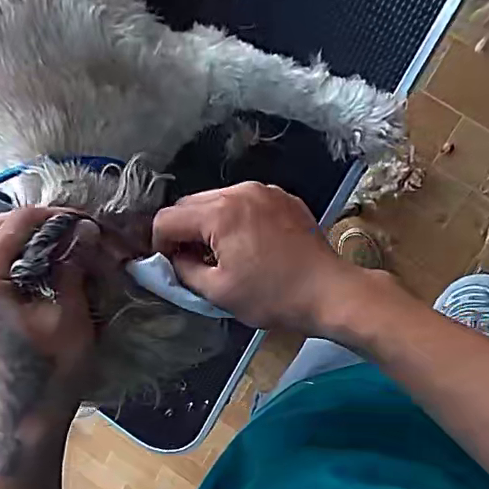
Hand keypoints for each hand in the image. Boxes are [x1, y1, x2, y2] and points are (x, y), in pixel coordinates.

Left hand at [0, 207, 98, 451]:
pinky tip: (51, 268)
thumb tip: (85, 230)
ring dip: (25, 239)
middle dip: (31, 222)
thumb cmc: (52, 369)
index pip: (16, 224)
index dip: (54, 216)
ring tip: (63, 246)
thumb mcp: (70, 314)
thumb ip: (72, 266)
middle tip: (69, 229)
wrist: (32, 413)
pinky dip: (22, 259)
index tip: (87, 222)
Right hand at [151, 183, 383, 336]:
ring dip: (210, 225)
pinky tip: (248, 247)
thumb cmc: (274, 296)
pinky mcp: (284, 199)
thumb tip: (171, 261)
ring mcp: (265, 191)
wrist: (329, 292)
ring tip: (222, 256)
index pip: (168, 218)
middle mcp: (240, 192)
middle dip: (184, 232)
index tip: (170, 266)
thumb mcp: (219, 292)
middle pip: (191, 205)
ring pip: (218, 201)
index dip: (160, 245)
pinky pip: (245, 203)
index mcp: (220, 213)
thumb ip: (183, 271)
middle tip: (193, 263)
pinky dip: (236, 220)